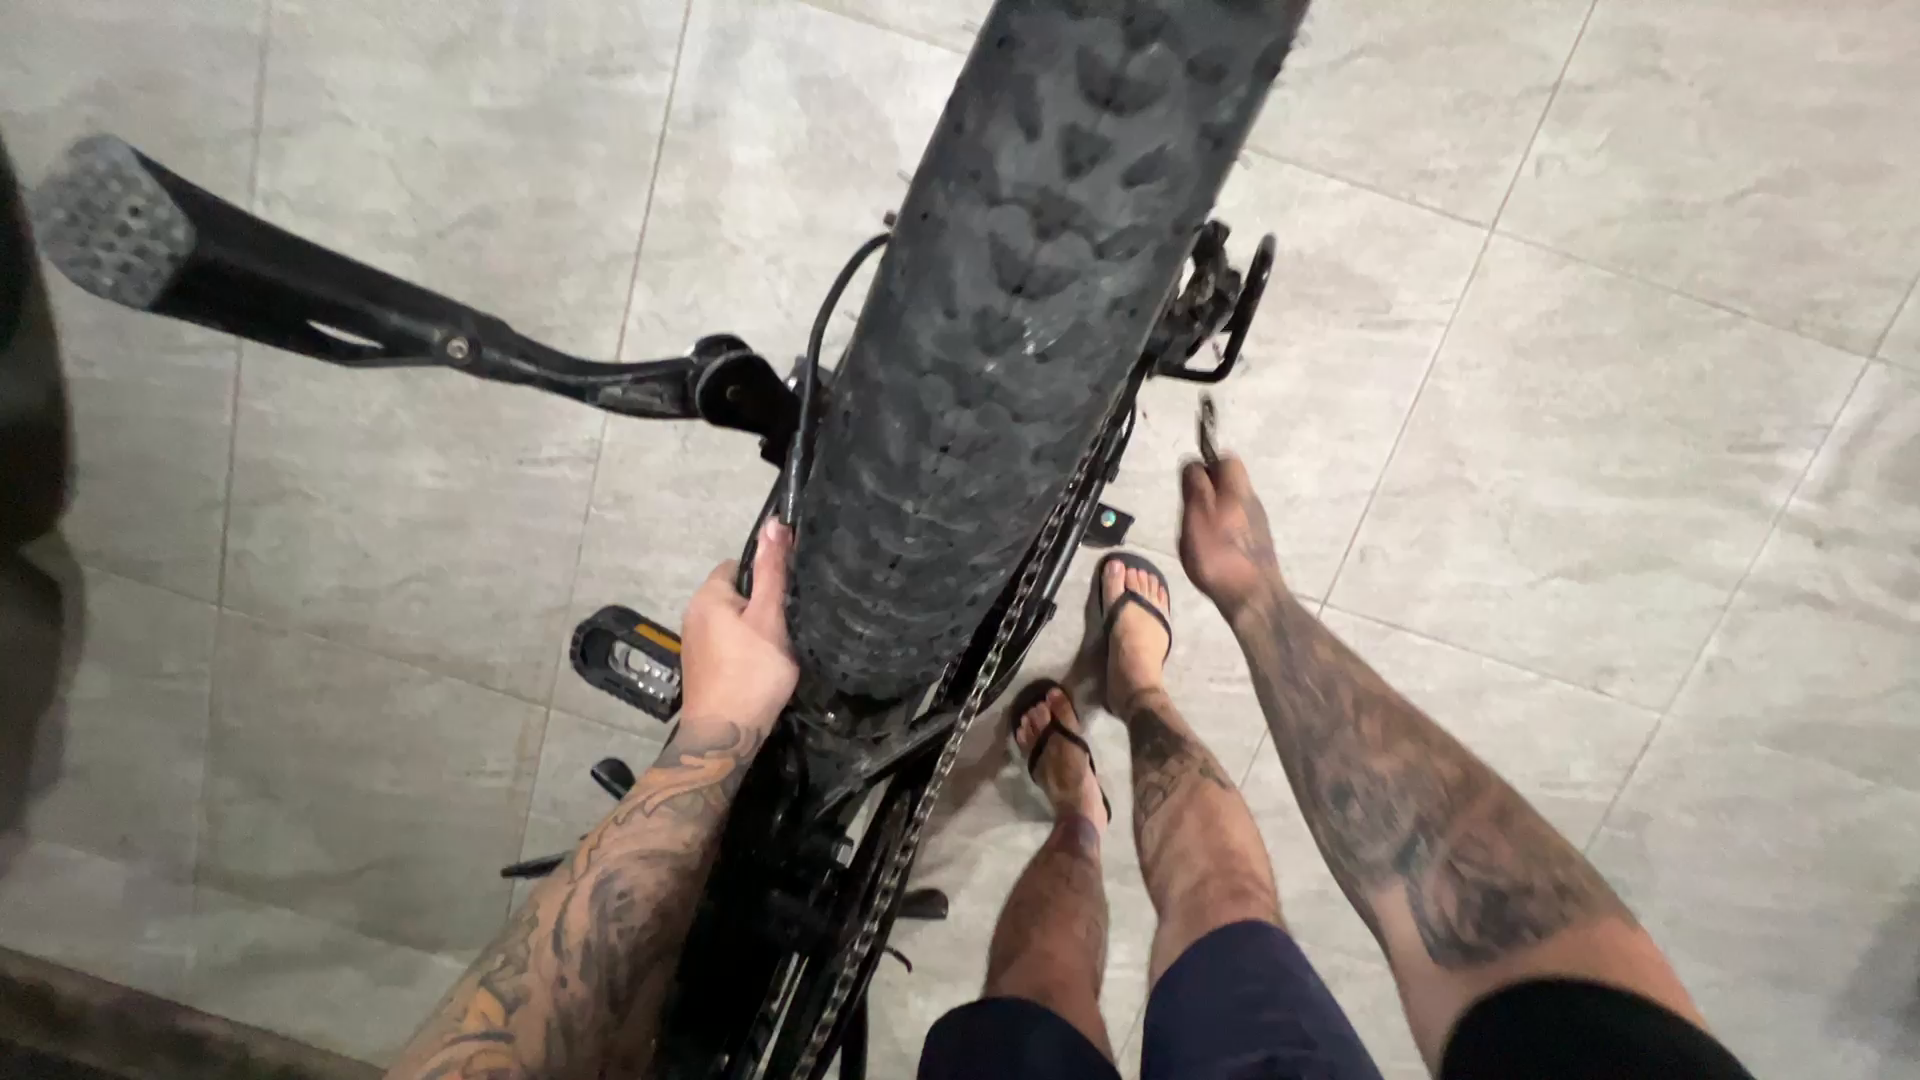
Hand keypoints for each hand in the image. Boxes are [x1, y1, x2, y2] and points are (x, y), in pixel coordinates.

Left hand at [679, 518, 798, 734]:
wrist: (725, 735)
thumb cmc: (751, 671)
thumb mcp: (769, 617)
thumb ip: (772, 571)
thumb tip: (773, 522)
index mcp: (707, 595)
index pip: (739, 565)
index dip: (766, 575)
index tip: (787, 596)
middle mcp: (693, 614)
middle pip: (736, 594)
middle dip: (761, 604)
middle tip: (788, 624)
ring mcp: (693, 643)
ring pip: (733, 621)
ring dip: (754, 628)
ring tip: (778, 647)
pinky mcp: (700, 667)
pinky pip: (727, 643)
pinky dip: (744, 649)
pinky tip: (761, 666)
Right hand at [1178, 454, 1285, 622]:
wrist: (1252, 597)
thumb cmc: (1218, 555)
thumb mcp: (1197, 515)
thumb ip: (1195, 485)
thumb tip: (1193, 463)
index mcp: (1238, 489)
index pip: (1225, 459)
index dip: (1205, 464)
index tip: (1188, 483)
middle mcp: (1252, 501)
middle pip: (1228, 481)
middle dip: (1206, 490)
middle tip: (1188, 512)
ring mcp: (1258, 523)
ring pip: (1231, 504)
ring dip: (1212, 511)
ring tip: (1196, 533)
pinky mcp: (1257, 543)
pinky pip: (1235, 524)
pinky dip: (1220, 529)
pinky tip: (1211, 549)